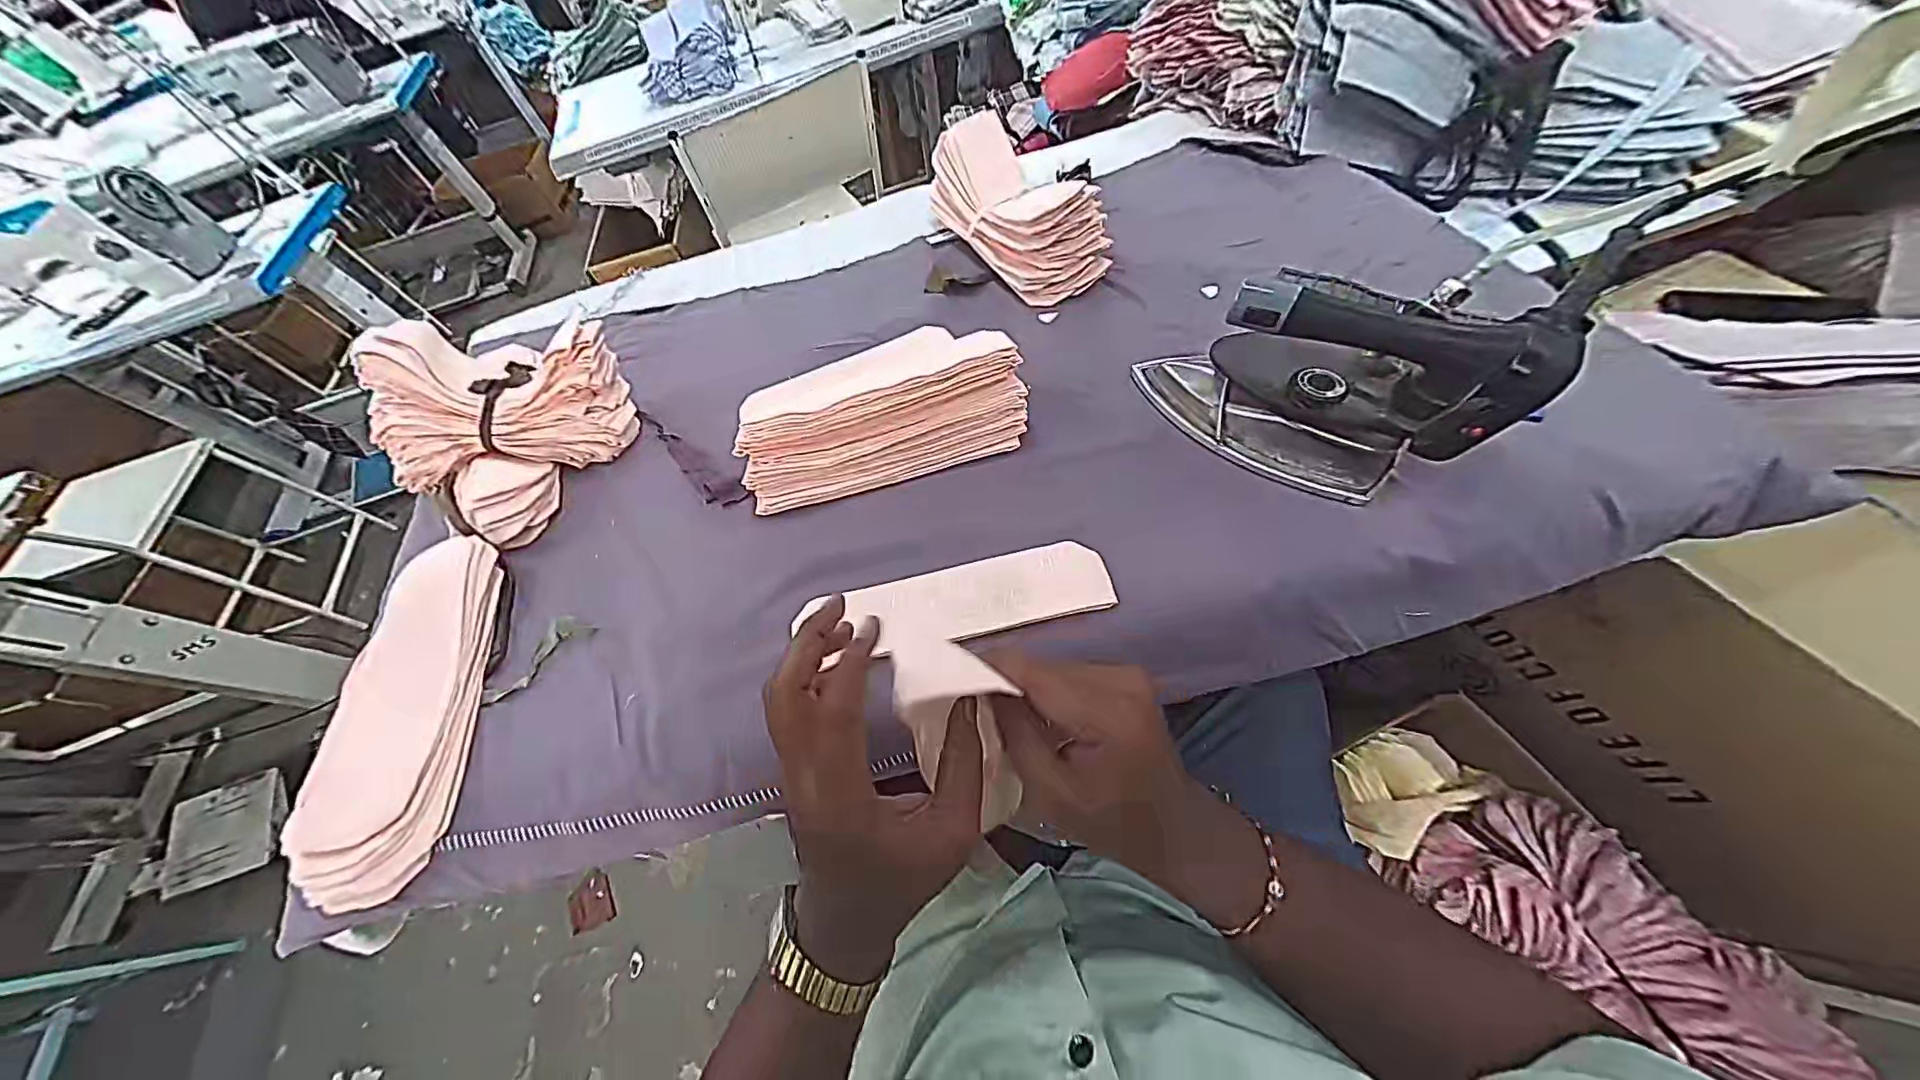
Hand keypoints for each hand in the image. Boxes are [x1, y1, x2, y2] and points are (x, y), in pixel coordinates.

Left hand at [764, 596, 986, 983]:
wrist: (844, 924)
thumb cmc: (901, 883)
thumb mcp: (953, 833)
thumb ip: (965, 765)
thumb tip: (966, 701)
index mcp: (841, 798)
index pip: (833, 714)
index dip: (851, 664)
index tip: (874, 629)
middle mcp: (802, 781)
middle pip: (784, 697)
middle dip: (807, 644)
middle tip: (841, 608)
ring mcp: (789, 776)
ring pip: (778, 701)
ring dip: (803, 655)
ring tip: (840, 625)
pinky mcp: (790, 772)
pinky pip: (787, 712)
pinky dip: (805, 674)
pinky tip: (833, 659)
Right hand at [988, 652, 1269, 930]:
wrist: (1176, 828)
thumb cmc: (1115, 824)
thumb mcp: (1052, 794)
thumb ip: (1015, 735)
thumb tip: (980, 692)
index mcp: (1106, 711)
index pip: (1030, 671)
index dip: (985, 669)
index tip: (949, 678)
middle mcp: (1119, 678)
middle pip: (1039, 664)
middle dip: (1000, 680)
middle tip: (968, 703)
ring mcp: (1126, 673)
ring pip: (1050, 665)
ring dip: (1022, 685)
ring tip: (997, 711)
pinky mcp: (1124, 676)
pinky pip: (1067, 673)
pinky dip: (1043, 689)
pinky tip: (1032, 714)